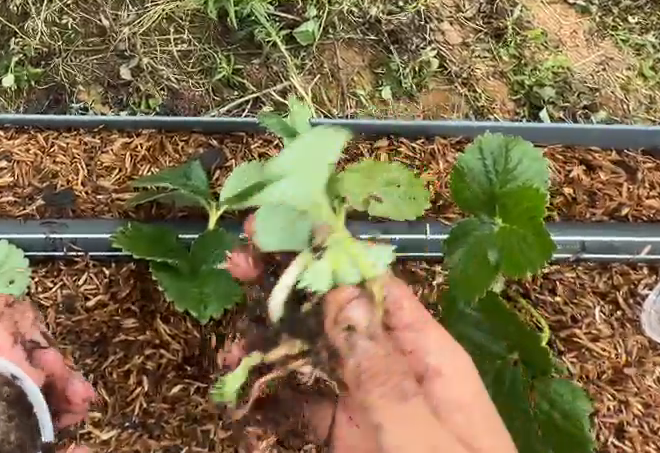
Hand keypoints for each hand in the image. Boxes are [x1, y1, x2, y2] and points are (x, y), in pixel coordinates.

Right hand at [226, 244, 513, 452]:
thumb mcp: (431, 448)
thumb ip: (388, 380)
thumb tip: (344, 295)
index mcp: (427, 356)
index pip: (370, 282)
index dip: (317, 249)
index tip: (267, 227)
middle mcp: (393, 368)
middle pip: (331, 308)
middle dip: (281, 285)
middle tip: (233, 266)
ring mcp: (368, 405)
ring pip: (309, 352)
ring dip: (266, 342)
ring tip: (228, 353)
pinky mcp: (346, 439)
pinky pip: (301, 403)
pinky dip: (268, 394)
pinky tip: (239, 395)